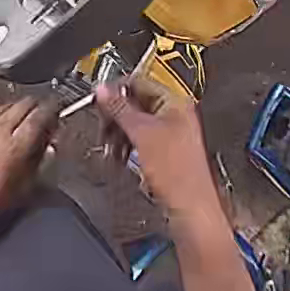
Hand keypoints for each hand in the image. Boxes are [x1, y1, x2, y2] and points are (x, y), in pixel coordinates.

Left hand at [0, 98, 58, 234]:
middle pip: (26, 104)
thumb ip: (38, 163)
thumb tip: (49, 145)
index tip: (56, 115)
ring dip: (15, 111)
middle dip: (36, 109)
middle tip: (39, 120)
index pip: (41, 116)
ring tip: (14, 126)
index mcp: (14, 146)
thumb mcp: (19, 191)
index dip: (52, 112)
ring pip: (6, 104)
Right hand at [95, 79, 219, 223]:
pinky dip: (127, 144)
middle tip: (103, 124)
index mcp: (175, 102)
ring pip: (136, 122)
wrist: (190, 209)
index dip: (118, 89)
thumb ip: (120, 109)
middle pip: (137, 102)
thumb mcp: (141, 133)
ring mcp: (171, 134)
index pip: (141, 81)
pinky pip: (140, 139)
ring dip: (120, 131)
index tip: (100, 99)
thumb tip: (103, 90)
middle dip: (116, 114)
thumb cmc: (178, 173)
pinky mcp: (164, 152)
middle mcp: (175, 114)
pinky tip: (120, 155)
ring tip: (110, 144)